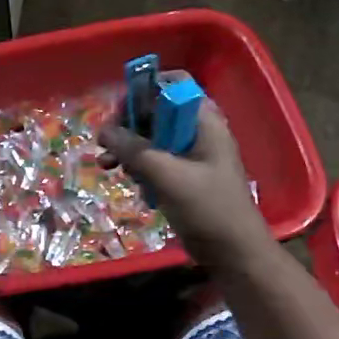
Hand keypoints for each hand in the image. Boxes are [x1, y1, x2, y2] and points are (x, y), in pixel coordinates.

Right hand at [98, 107, 273, 269]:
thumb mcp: (168, 175)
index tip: (119, 113)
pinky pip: (157, 163)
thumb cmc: (207, 208)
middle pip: (157, 113)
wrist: (233, 252)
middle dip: (129, 127)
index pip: (172, 86)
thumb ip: (135, 150)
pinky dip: (141, 169)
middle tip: (105, 144)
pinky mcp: (185, 178)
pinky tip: (130, 182)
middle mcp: (198, 132)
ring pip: (153, 140)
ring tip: (107, 166)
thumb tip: (105, 131)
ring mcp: (192, 156)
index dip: (143, 93)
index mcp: (203, 121)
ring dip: (129, 150)